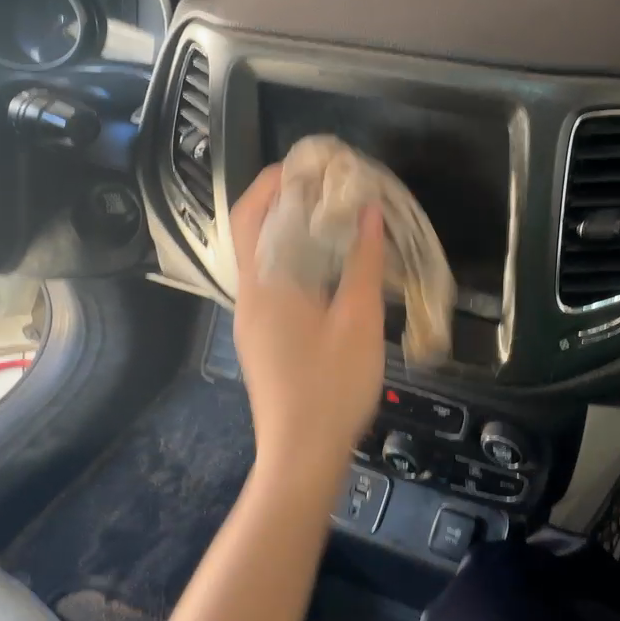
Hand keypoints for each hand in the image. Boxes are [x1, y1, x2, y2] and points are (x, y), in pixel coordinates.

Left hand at [229, 164, 386, 468]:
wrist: (302, 456)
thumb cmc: (332, 388)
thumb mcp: (359, 321)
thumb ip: (363, 263)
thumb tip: (368, 212)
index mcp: (266, 287)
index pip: (251, 215)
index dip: (274, 182)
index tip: (310, 163)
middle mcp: (251, 297)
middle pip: (254, 233)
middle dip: (285, 201)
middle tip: (328, 185)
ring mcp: (255, 319)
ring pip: (265, 258)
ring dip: (292, 230)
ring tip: (336, 216)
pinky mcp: (265, 337)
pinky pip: (275, 281)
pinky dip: (297, 258)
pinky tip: (332, 264)